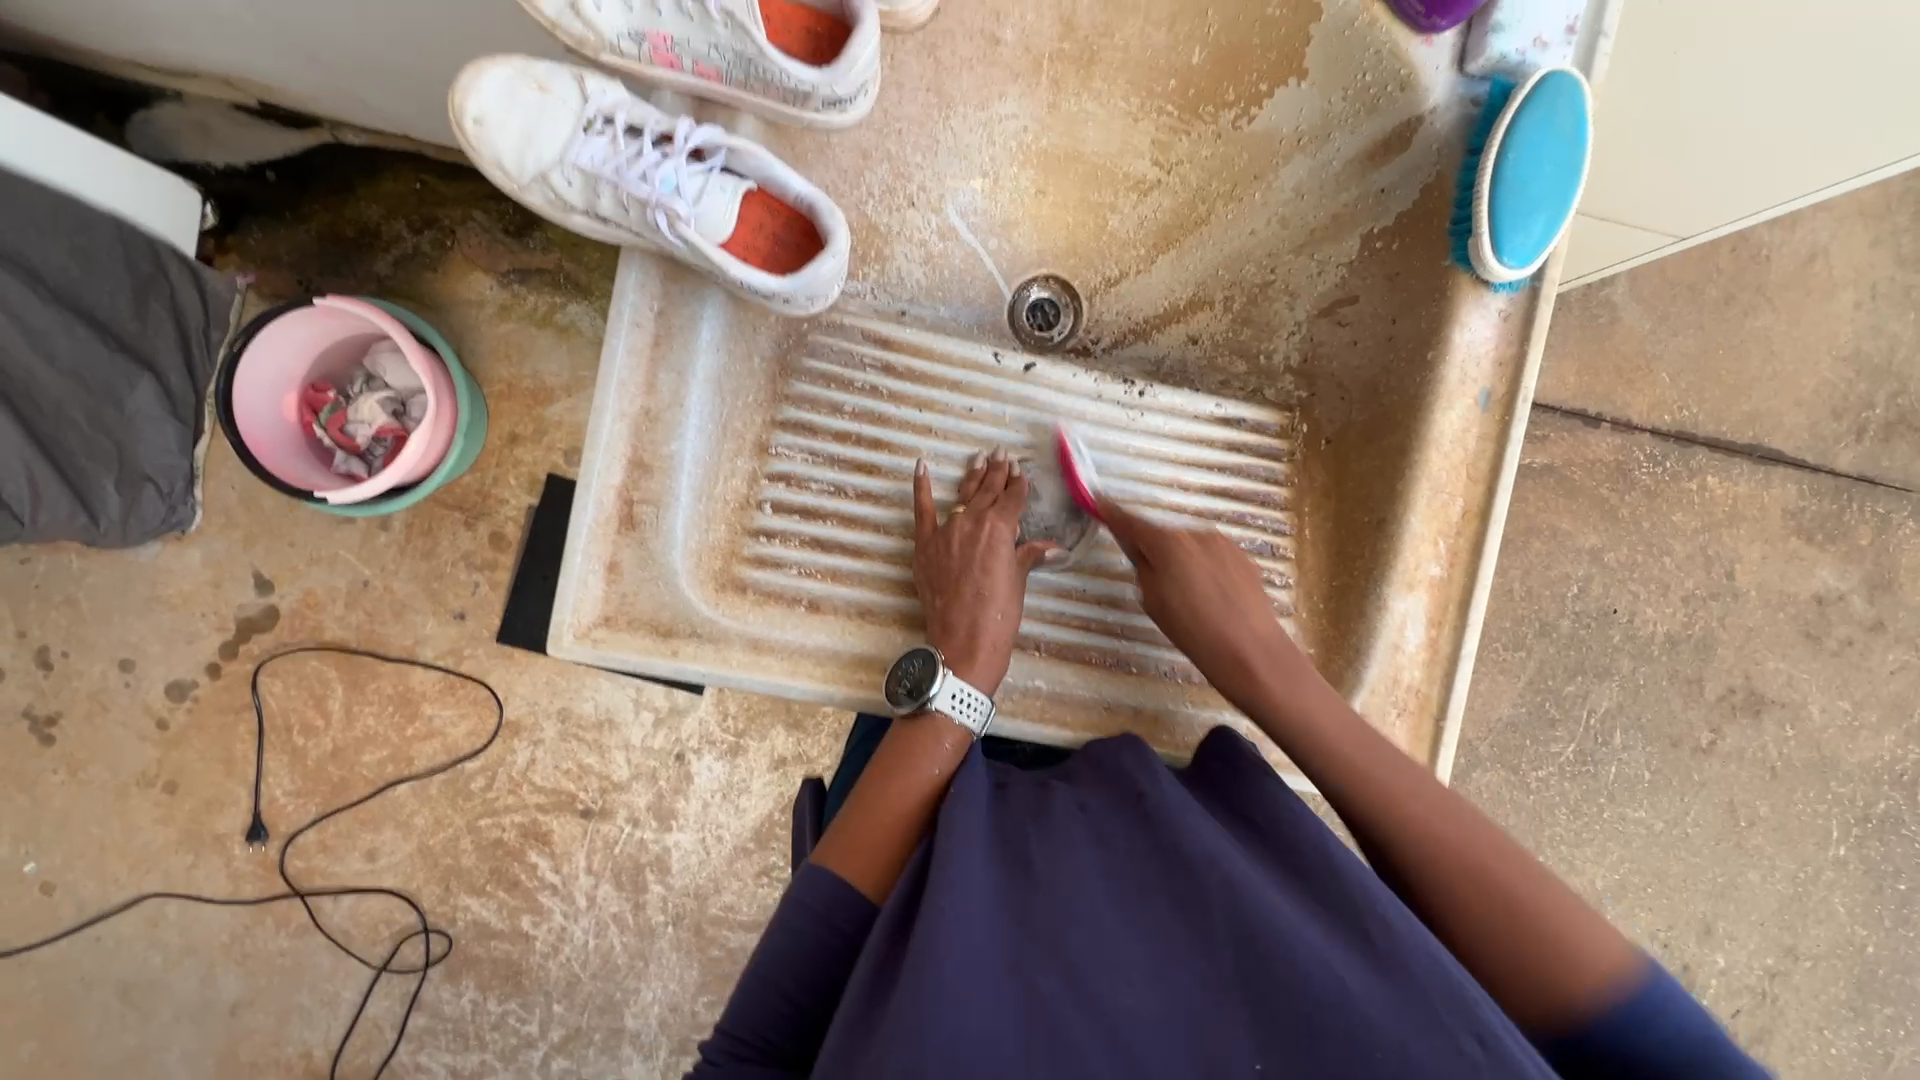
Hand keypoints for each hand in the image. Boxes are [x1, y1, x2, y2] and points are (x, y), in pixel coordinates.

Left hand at [911, 449, 1054, 695]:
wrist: (963, 641)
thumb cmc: (998, 614)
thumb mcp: (1018, 581)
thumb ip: (1028, 556)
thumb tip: (1051, 547)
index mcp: (1000, 527)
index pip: (1013, 498)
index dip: (1019, 484)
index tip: (1021, 471)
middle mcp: (972, 521)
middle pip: (988, 490)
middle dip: (998, 471)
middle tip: (1002, 453)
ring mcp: (946, 531)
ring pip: (962, 495)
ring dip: (972, 476)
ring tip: (980, 458)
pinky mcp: (925, 544)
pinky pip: (921, 510)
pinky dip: (920, 488)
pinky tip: (920, 467)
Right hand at [1101, 498, 1304, 711]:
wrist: (1249, 650)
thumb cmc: (1191, 630)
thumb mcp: (1152, 601)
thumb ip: (1142, 566)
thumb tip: (1141, 550)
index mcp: (1167, 542)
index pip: (1131, 522)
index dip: (1113, 513)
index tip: (1100, 502)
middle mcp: (1195, 533)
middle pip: (1164, 535)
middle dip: (1155, 549)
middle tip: (1155, 582)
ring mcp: (1223, 543)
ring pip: (1190, 546)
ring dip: (1183, 560)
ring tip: (1189, 596)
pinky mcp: (1243, 557)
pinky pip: (1213, 557)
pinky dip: (1205, 569)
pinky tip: (1211, 596)